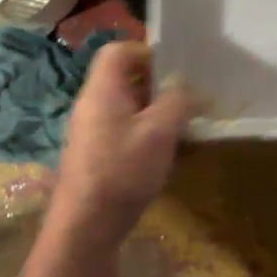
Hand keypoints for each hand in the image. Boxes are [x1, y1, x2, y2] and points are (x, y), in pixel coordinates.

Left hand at [52, 42, 192, 243]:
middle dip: (158, 83)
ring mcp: (90, 131)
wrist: (85, 226)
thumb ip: (178, 101)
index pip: (118, 51)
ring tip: (183, 125)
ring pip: (126, 105)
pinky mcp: (95, 154)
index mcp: (102, 92)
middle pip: (124, 77)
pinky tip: (165, 151)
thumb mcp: (160, 131)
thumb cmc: (122, 170)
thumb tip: (191, 88)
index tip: (177, 68)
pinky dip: (146, 131)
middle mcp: (91, 105)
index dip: (148, 51)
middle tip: (188, 97)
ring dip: (155, 109)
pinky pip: (123, 128)